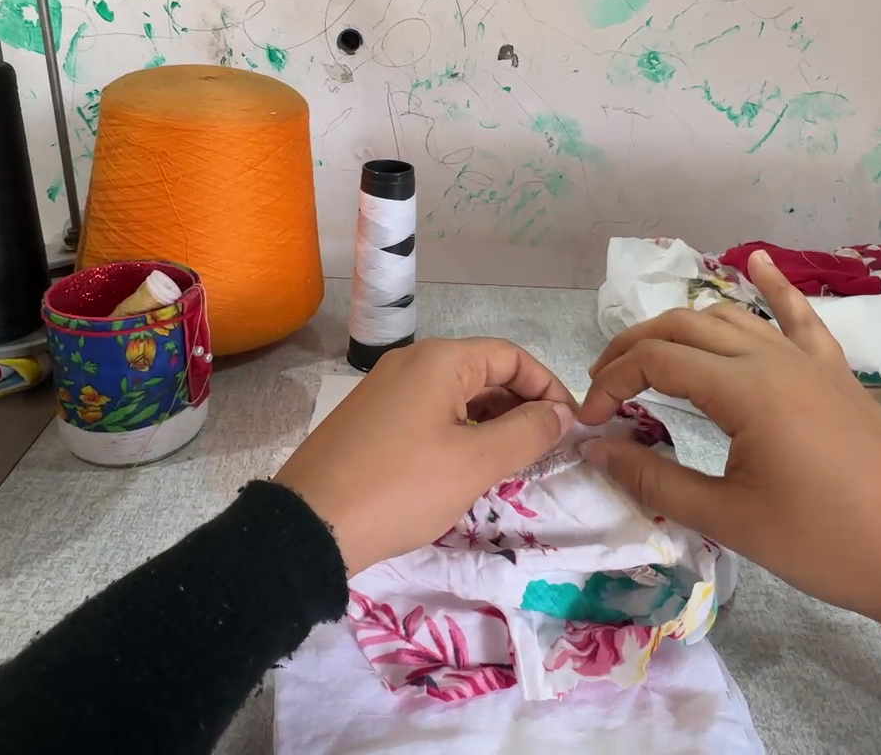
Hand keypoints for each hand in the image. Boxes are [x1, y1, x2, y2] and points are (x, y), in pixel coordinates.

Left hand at [275, 339, 575, 575]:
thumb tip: (561, 413)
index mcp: (438, 360)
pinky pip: (428, 411)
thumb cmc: (402, 487)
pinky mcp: (371, 417)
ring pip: (455, 393)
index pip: (510, 356)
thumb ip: (526, 433)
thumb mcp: (474, 463)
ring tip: (513, 460)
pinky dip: (458, 429)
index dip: (547, 386)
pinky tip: (467, 464)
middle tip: (545, 447)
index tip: (570, 425)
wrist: (311, 523)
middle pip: (482, 371)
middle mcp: (411, 363)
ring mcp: (386, 389)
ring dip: (490, 419)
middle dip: (520, 404)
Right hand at [578, 251, 880, 629]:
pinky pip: (798, 316)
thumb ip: (653, 477)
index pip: (654, 361)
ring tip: (648, 354)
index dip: (611, 382)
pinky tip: (755, 260)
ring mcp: (806, 359)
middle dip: (631, 348)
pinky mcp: (834, 370)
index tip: (590, 419)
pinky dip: (772, 286)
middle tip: (603, 384)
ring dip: (678, 327)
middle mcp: (771, 358)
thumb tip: (594, 447)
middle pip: (681, 327)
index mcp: (744, 390)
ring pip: (726, 317)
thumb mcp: (729, 519)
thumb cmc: (826, 543)